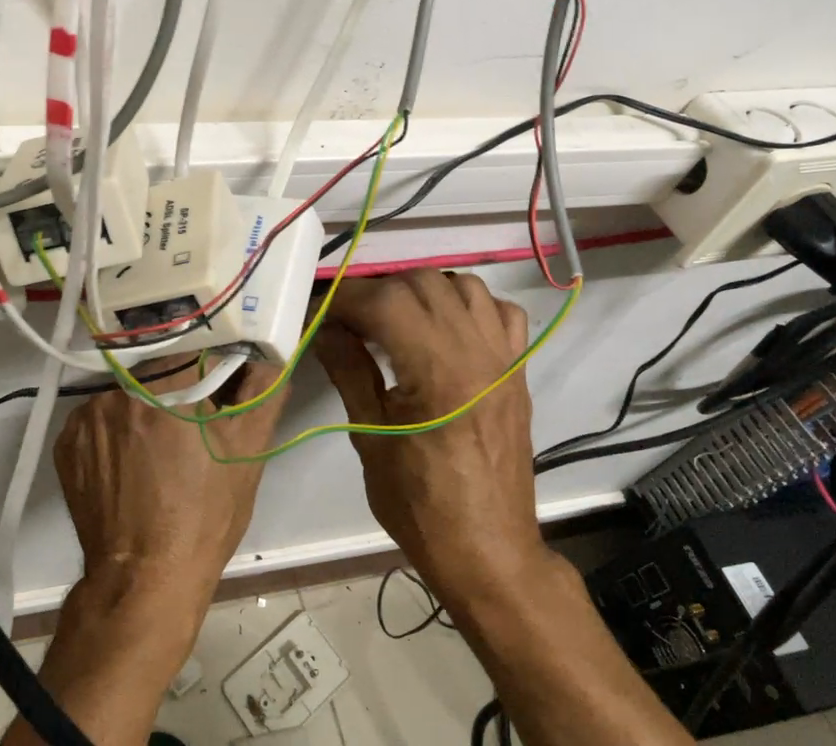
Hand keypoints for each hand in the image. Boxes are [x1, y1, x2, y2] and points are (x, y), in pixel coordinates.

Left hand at [10, 361, 290, 745]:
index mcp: (162, 386)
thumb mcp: (249, 451)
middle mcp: (115, 391)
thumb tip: (270, 351)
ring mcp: (84, 418)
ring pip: (124, 390)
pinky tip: (133, 460)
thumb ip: (263, 389)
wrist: (144, 578)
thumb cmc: (204, 515)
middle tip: (195, 419)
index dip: (210, 356)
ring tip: (162, 447)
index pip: (189, 341)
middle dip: (177, 384)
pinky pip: (98, 417)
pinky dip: (116, 428)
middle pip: (154, 366)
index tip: (221, 378)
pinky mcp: (66, 443)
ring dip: (143, 404)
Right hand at [313, 271, 552, 609]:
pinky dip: (468, 305)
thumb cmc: (419, 505)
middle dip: (377, 289)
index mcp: (437, 372)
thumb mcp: (370, 437)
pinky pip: (500, 312)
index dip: (344, 296)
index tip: (317, 305)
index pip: (385, 301)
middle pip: (422, 283)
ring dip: (421, 289)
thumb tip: (322, 325)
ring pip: (463, 286)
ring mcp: (504, 359)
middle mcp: (477, 352)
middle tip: (347, 316)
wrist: (487, 551)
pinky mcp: (518, 371)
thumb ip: (348, 370)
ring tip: (392, 316)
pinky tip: (443, 328)